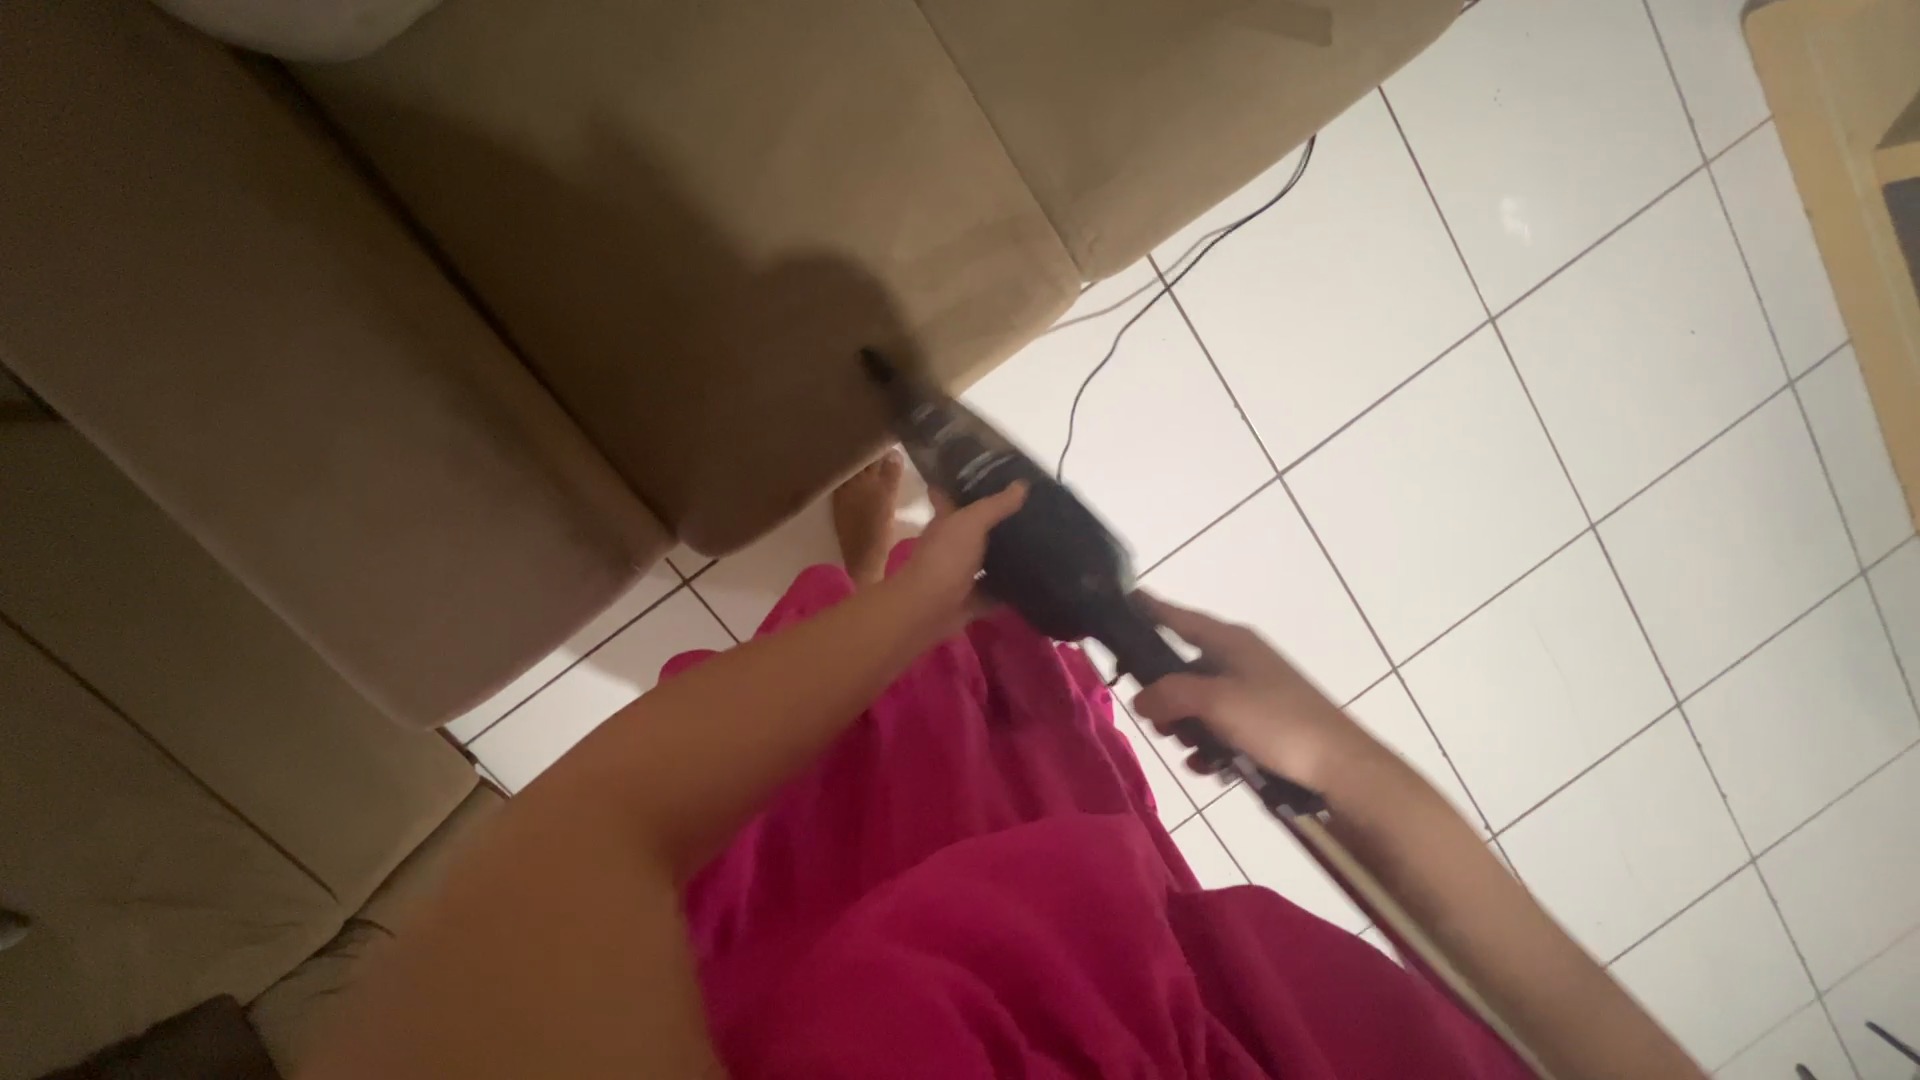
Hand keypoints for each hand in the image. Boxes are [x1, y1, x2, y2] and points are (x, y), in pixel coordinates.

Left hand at [893, 482, 1028, 636]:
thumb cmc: (945, 558)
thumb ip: (996, 505)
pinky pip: (995, 593)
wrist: (927, 609)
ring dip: (1007, 556)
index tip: (990, 474)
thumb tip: (1023, 484)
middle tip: (1031, 508)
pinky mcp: (972, 600)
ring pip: (987, 561)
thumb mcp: (971, 523)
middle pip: (976, 529)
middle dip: (998, 520)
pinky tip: (1034, 580)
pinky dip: (1010, 590)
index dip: (965, 483)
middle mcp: (952, 545)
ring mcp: (961, 574)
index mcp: (946, 521)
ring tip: (1041, 542)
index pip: (951, 495)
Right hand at [1128, 595, 1382, 788]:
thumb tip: (1139, 698)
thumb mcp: (1215, 703)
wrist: (1341, 767)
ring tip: (1187, 749)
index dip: (1149, 609)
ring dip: (1185, 724)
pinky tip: (1207, 767)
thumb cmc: (1277, 722)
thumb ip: (1169, 695)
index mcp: (1231, 641)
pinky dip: (1208, 743)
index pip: (1179, 617)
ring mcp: (1252, 689)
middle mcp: (1239, 658)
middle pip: (1183, 666)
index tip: (1121, 600)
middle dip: (1163, 694)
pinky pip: (1219, 725)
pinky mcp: (1262, 720)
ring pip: (1198, 700)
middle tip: (1155, 721)